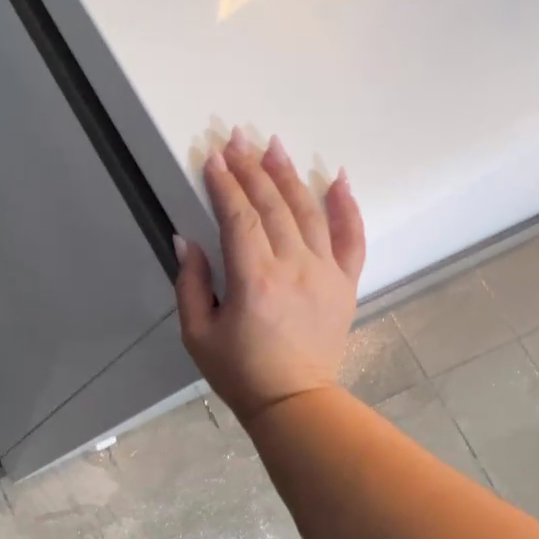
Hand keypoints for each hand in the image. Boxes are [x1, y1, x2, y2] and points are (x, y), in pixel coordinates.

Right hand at [174, 129, 365, 424]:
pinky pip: (352, 236)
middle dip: (252, 168)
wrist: (293, 400)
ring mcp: (325, 272)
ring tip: (274, 146)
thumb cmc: (238, 371)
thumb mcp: (197, 333)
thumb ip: (192, 284)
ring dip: (290, 175)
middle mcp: (294, 268)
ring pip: (309, 211)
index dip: (224, 185)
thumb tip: (187, 241)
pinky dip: (346, 205)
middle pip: (273, 206)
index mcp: (254, 281)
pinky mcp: (345, 282)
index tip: (213, 158)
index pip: (239, 218)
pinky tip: (337, 178)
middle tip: (237, 137)